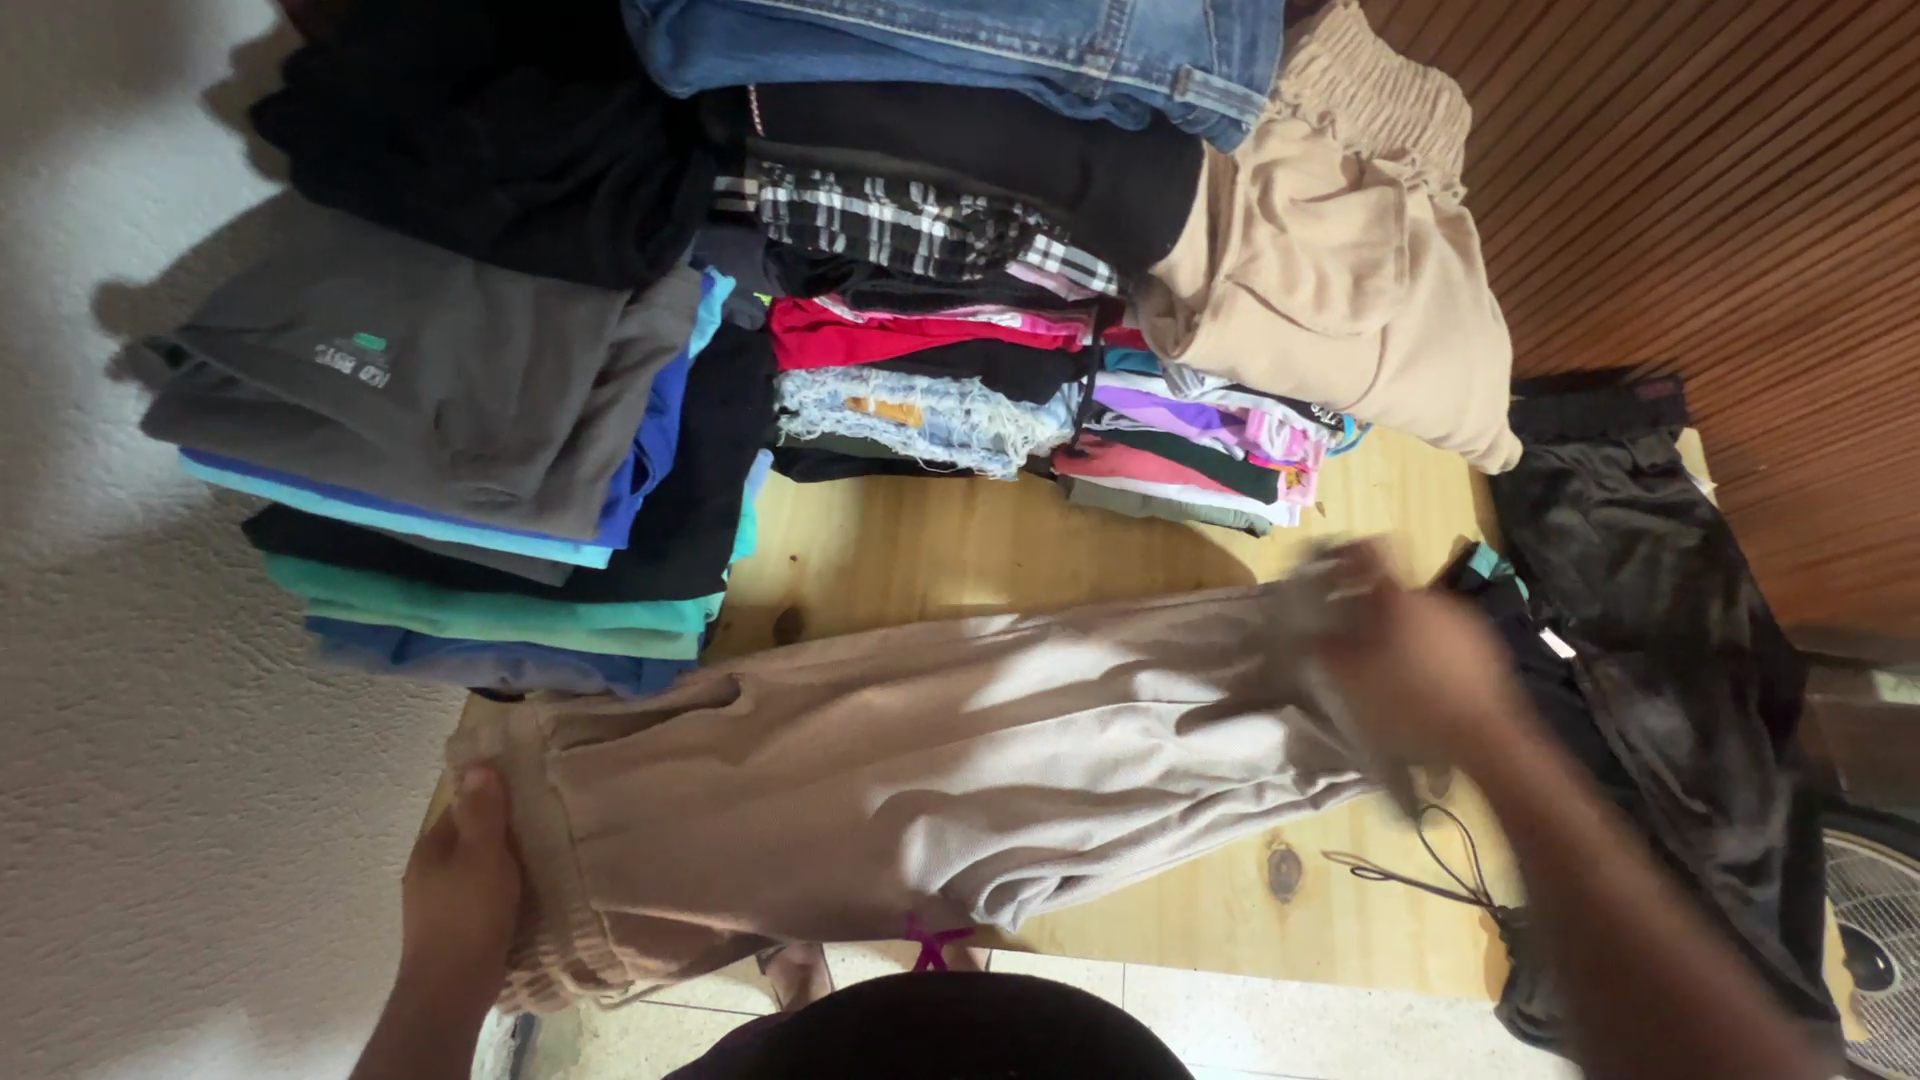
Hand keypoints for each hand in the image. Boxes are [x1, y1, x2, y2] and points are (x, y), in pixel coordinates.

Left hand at [395, 764, 522, 1013]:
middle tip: (549, 814)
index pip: (465, 805)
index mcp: (431, 848)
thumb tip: (479, 764)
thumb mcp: (482, 854)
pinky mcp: (458, 923)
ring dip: (508, 856)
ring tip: (547, 847)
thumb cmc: (468, 914)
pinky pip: (486, 888)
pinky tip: (531, 884)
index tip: (533, 786)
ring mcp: (441, 900)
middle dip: (506, 825)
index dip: (496, 793)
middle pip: (474, 834)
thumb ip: (483, 811)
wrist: (452, 988)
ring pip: (481, 863)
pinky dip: (507, 882)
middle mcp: (430, 870)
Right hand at [1314, 541, 1537, 770]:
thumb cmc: (1410, 702)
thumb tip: (1306, 629)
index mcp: (1398, 597)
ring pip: (1414, 614)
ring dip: (1394, 630)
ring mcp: (1464, 620)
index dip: (1342, 552)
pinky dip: (1422, 647)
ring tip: (1383, 667)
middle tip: (1347, 638)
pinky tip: (1418, 682)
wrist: (1487, 739)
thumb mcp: (1350, 678)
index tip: (1324, 566)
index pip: (1367, 550)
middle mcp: (1433, 597)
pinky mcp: (1485, 646)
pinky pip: (1440, 634)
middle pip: (1388, 588)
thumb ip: (1324, 646)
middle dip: (1364, 607)